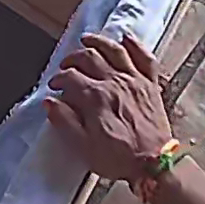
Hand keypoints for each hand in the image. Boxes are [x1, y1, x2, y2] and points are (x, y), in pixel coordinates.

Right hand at [44, 33, 172, 181]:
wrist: (154, 165)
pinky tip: (126, 38)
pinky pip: (144, 58)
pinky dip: (135, 45)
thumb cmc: (119, 158)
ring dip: (98, 42)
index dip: (59, 78)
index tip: (55, 85)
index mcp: (95, 98)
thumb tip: (50, 103)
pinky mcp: (150, 85)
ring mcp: (134, 81)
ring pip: (114, 50)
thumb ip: (64, 121)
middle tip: (66, 65)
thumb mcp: (83, 146)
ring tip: (87, 39)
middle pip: (89, 57)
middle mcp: (114, 83)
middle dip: (73, 58)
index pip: (70, 77)